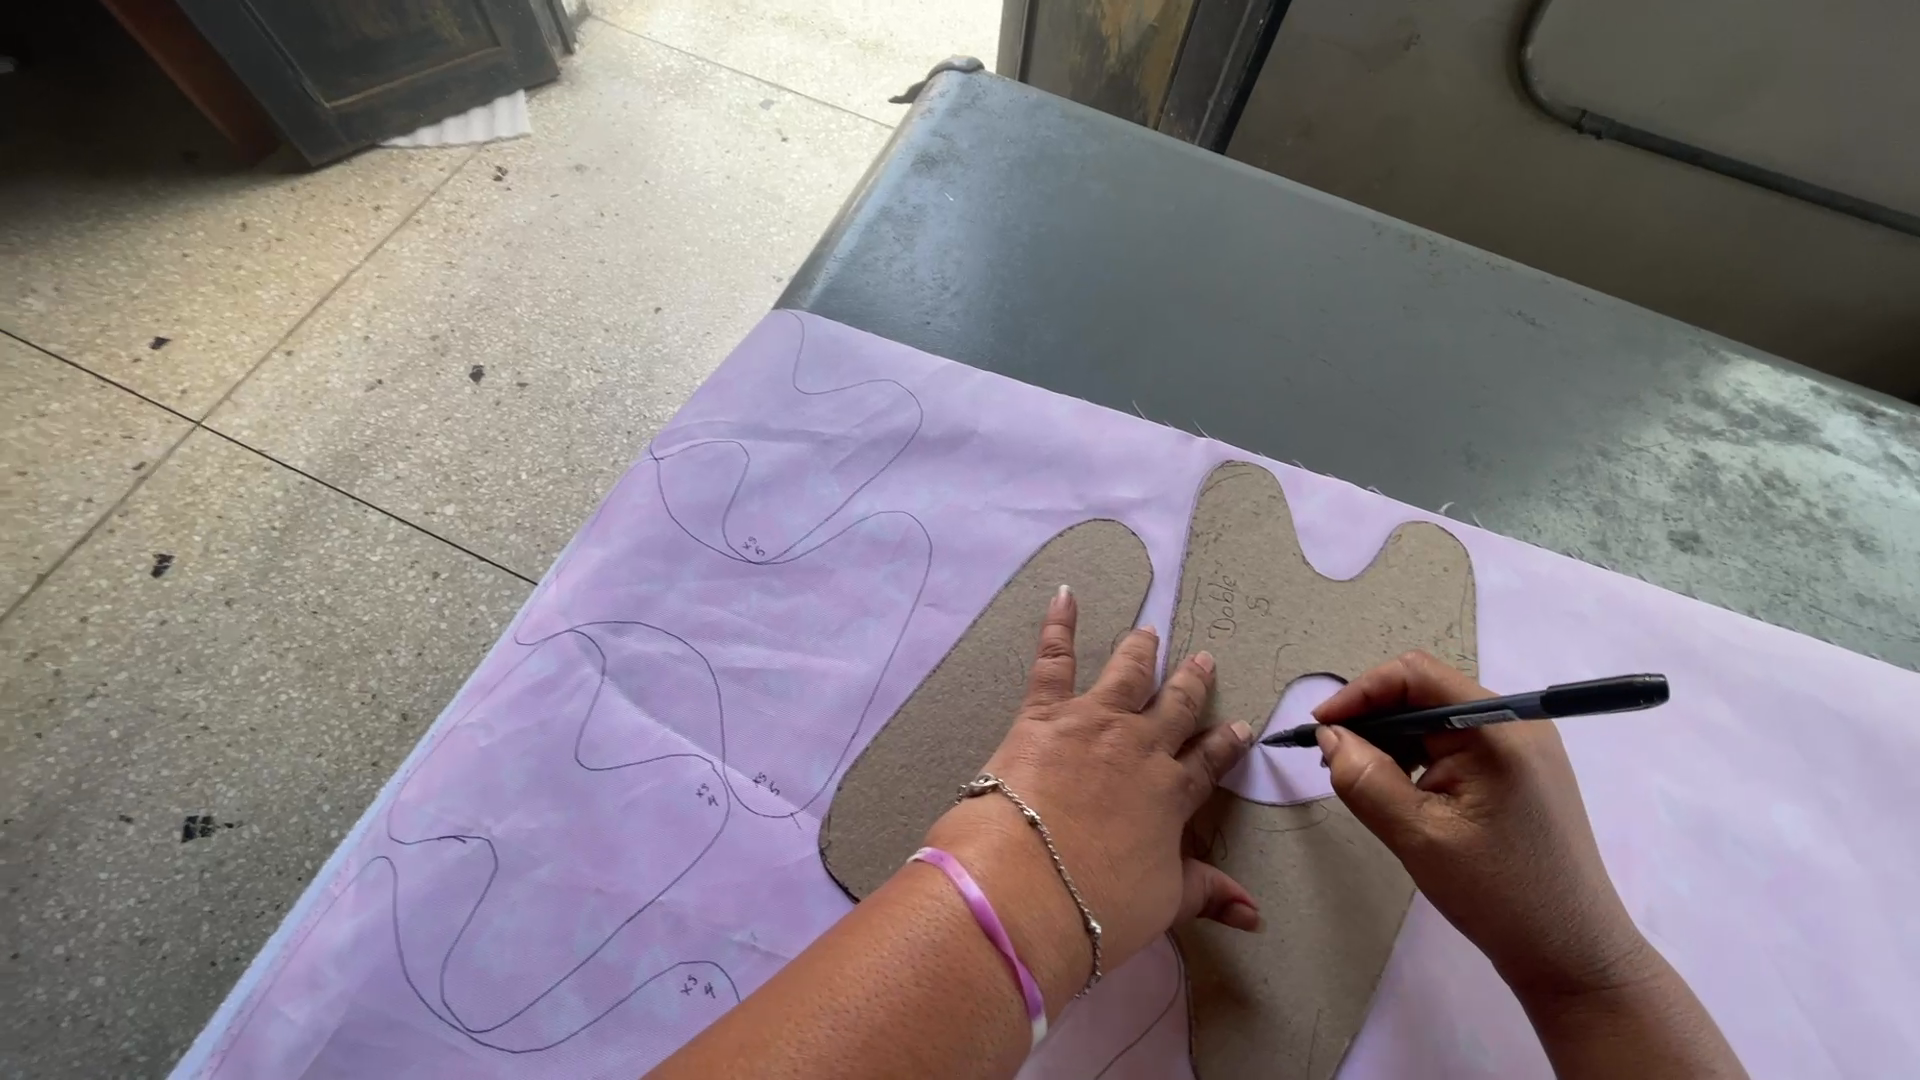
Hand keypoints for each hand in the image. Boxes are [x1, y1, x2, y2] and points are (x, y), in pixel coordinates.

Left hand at [923, 587, 1260, 1012]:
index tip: (1239, 727)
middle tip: (1201, 661)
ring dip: (1139, 651)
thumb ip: (1206, 894)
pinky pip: (1054, 658)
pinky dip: (1059, 623)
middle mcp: (1140, 748)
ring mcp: (1095, 722)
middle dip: (1189, 684)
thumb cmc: (1098, 902)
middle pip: (1173, 708)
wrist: (1032, 882)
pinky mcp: (1046, 711)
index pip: (1207, 763)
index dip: (1225, 745)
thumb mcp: (1162, 903)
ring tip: (1148, 632)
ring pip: (1127, 675)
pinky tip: (1065, 594)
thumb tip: (1255, 916)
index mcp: (1170, 794)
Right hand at [1312, 651, 1657, 998]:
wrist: (1574, 958)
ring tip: (1359, 776)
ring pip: (1430, 717)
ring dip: (1388, 738)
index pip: (1414, 675)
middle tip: (1332, 758)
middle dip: (1370, 717)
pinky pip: (1448, 741)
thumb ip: (1363, 777)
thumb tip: (1328, 735)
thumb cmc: (1499, 894)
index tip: (1320, 727)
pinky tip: (1395, 788)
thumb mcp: (1416, 835)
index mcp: (1499, 731)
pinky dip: (1411, 755)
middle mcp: (1514, 725)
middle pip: (1421, 692)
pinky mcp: (1513, 770)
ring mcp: (1517, 747)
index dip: (1359, 692)